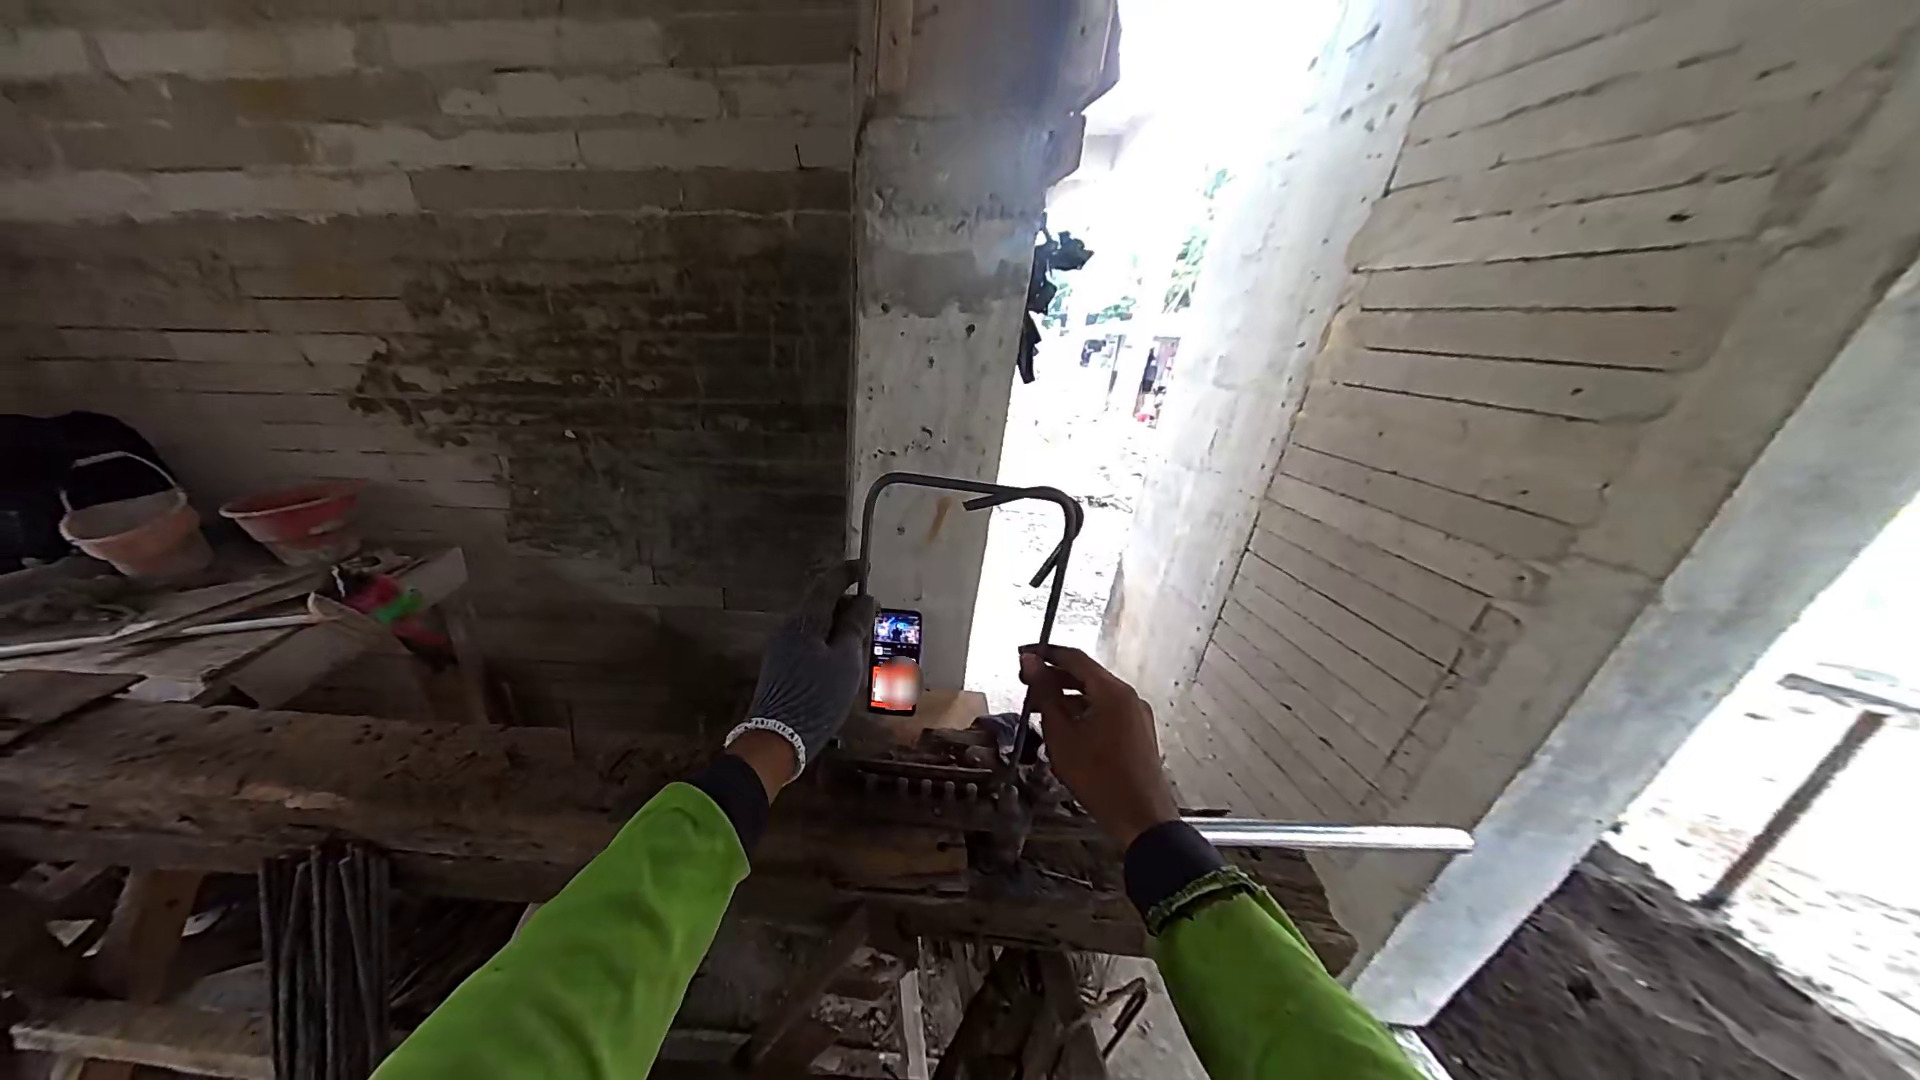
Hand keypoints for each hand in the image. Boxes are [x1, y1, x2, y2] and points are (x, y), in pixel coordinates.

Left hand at [730, 561, 878, 790]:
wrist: (777, 739)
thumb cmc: (817, 698)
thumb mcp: (846, 660)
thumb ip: (855, 626)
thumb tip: (866, 599)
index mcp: (805, 621)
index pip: (827, 585)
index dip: (848, 573)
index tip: (865, 567)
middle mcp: (790, 628)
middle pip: (821, 604)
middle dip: (847, 603)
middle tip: (873, 612)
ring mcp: (783, 647)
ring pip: (817, 624)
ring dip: (840, 625)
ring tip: (863, 638)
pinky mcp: (783, 666)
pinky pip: (811, 641)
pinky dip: (830, 641)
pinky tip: (845, 660)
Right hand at [1019, 645, 1179, 846]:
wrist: (1142, 820)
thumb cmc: (1098, 776)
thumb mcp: (1062, 734)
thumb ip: (1045, 694)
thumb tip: (1030, 662)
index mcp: (1112, 691)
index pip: (1074, 658)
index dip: (1045, 653)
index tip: (1022, 655)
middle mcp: (1128, 696)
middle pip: (1086, 675)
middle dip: (1054, 677)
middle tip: (1025, 683)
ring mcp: (1137, 715)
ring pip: (1096, 695)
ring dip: (1067, 696)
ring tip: (1039, 707)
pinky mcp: (1138, 733)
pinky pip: (1106, 711)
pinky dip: (1083, 712)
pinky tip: (1065, 727)